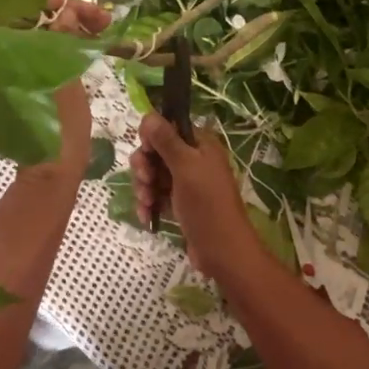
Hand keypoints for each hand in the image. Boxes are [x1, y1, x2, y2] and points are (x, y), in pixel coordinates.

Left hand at [31, 0, 108, 178]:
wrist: (52, 170)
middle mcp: (14, 53)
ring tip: (104, 27)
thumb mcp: (65, 80)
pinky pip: (53, 48)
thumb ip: (62, 40)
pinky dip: (72, 41)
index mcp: (13, 52)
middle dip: (72, 12)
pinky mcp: (38, 77)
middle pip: (41, 17)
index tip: (89, 12)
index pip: (30, 9)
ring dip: (75, 24)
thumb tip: (65, 8)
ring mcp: (26, 66)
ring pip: (49, 32)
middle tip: (104, 20)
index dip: (60, 4)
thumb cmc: (58, 127)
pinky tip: (92, 41)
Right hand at [131, 114, 260, 278]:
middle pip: (156, 151)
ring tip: (146, 204)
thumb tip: (149, 114)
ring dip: (144, 187)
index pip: (167, 127)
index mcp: (200, 144)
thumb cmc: (207, 206)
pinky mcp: (180, 203)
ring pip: (153, 174)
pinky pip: (156, 194)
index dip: (151, 139)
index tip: (147, 153)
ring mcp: (187, 182)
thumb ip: (166, 140)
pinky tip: (146, 217)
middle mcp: (194, 159)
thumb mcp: (185, 168)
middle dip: (144, 166)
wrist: (224, 254)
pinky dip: (148, 203)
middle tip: (145, 180)